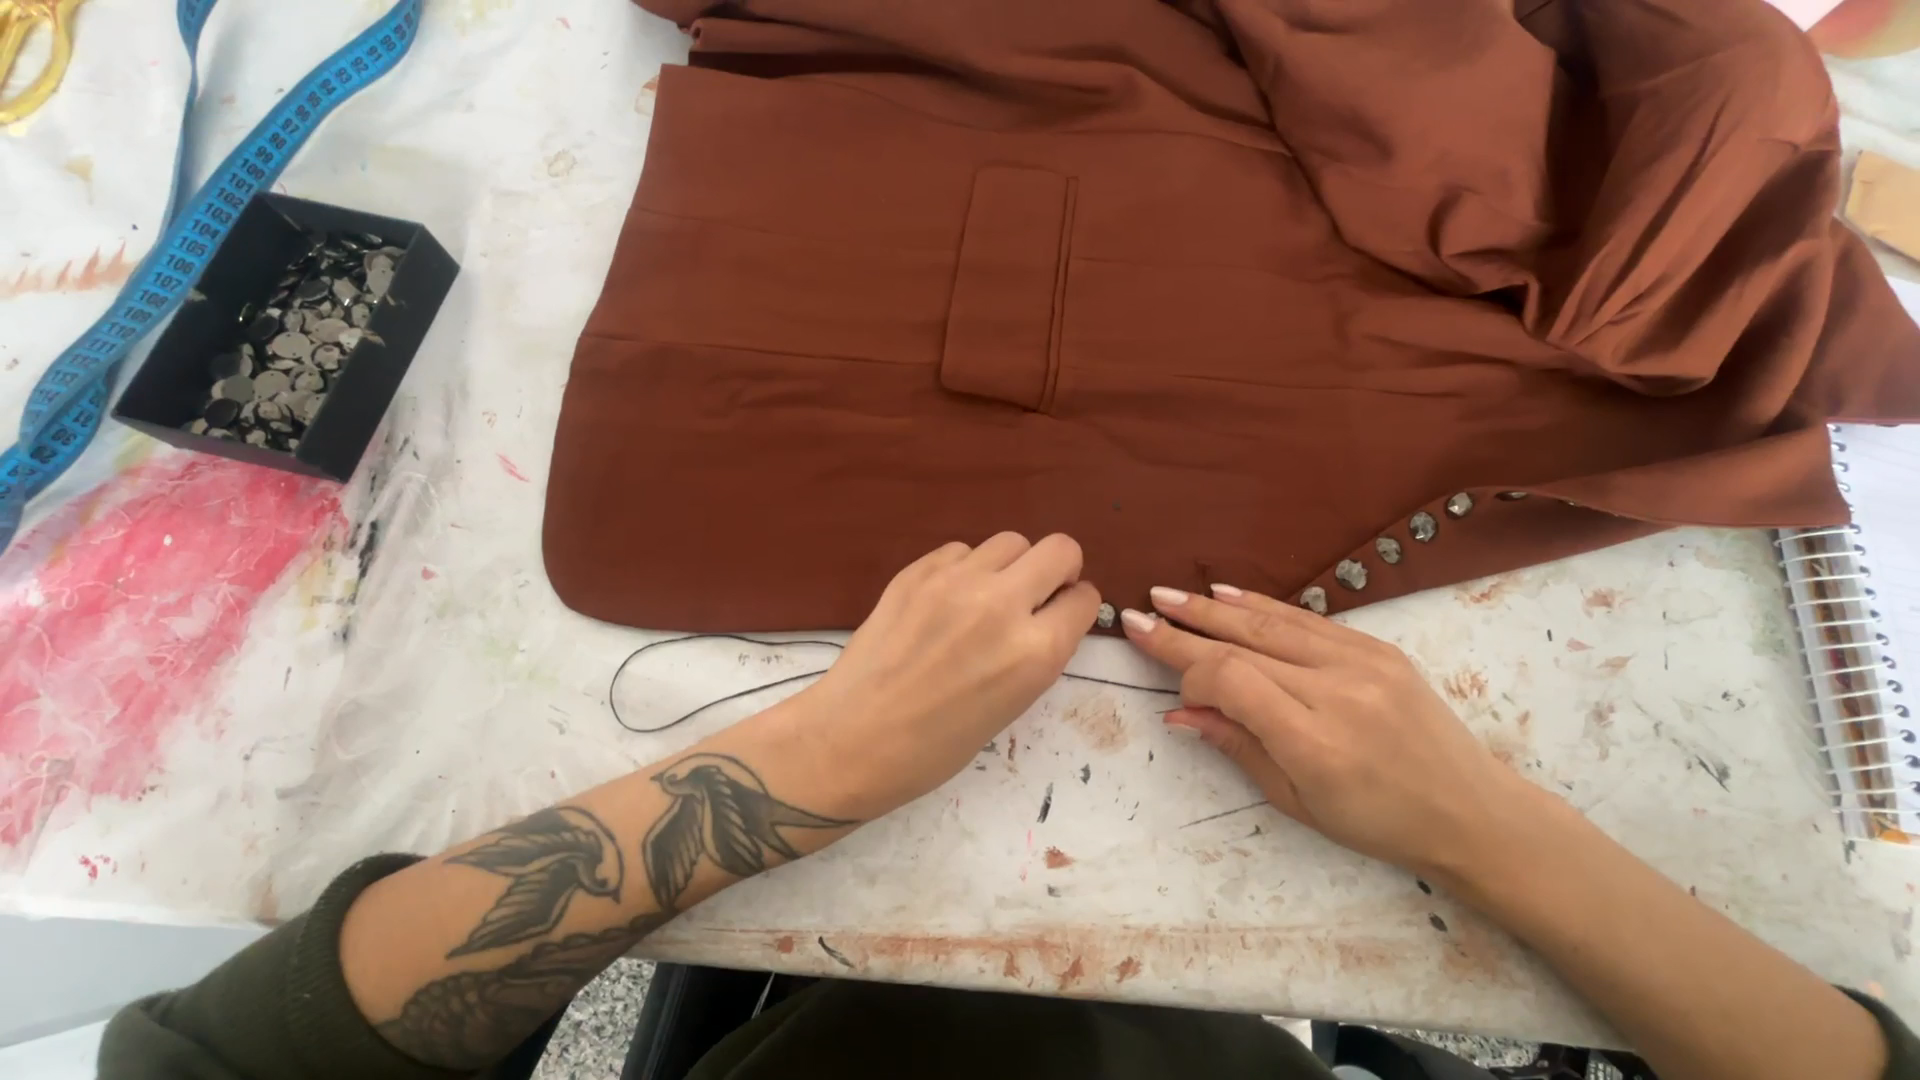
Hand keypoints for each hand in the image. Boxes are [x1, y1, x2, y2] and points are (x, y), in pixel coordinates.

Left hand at [788, 533, 1101, 819]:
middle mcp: (1002, 605)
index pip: (1084, 599)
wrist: (852, 738)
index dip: (1077, 606)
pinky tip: (946, 600)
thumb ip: (1035, 654)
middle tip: (1038, 593)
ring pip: (1010, 541)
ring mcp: (955, 582)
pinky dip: (965, 569)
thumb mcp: (1010, 706)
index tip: (1063, 614)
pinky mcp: (916, 572)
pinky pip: (960, 550)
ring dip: (1010, 566)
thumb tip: (1045, 618)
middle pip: (1060, 549)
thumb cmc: (935, 746)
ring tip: (987, 597)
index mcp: (1034, 653)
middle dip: (1060, 569)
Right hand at [1121, 583, 1542, 879]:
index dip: (1187, 670)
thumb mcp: (1295, 800)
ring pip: (1271, 624)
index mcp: (1314, 740)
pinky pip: (1307, 620)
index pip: (1230, 679)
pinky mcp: (1378, 649)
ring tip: (1170, 595)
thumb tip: (1179, 711)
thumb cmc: (1376, 822)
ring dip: (1214, 607)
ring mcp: (1362, 662)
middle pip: (1243, 645)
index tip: (1161, 671)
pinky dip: (1262, 605)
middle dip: (1184, 628)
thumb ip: (1235, 745)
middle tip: (1141, 612)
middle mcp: (1337, 690)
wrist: (1471, 810)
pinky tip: (1227, 594)